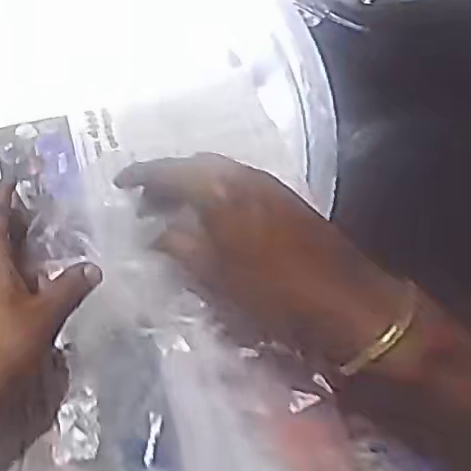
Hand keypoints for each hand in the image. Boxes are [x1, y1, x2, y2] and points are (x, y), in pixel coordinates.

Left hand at [0, 177, 101, 413]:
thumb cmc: (6, 345)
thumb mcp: (45, 314)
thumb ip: (70, 287)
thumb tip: (93, 266)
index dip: (5, 194)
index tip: (16, 175)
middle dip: (10, 213)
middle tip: (35, 200)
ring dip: (11, 237)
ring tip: (38, 229)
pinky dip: (12, 260)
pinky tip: (33, 271)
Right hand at [115, 154, 407, 363]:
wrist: (351, 305)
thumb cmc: (276, 295)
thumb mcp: (216, 277)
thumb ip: (180, 247)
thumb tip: (156, 232)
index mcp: (219, 190)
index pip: (168, 171)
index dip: (140, 175)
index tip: (119, 183)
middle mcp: (241, 176)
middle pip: (192, 165)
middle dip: (165, 179)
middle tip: (144, 204)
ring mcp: (266, 184)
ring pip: (216, 172)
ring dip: (191, 185)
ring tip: (171, 212)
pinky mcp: (283, 197)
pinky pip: (236, 182)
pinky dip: (214, 192)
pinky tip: (209, 219)